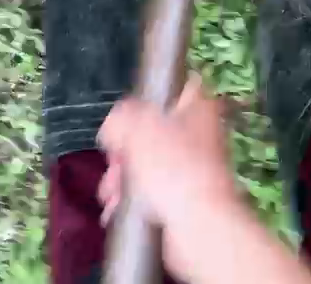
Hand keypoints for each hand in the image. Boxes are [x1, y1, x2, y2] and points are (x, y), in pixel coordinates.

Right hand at [98, 81, 310, 283]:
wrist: (200, 226)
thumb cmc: (172, 166)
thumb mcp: (136, 127)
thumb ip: (120, 118)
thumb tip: (114, 128)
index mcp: (198, 104)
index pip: (175, 84)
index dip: (147, 95)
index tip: (128, 112)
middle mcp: (200, 131)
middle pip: (153, 127)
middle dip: (124, 148)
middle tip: (113, 163)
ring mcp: (195, 166)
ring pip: (149, 161)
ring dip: (123, 177)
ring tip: (110, 194)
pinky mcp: (187, 197)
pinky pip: (153, 189)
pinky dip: (133, 198)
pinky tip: (116, 210)